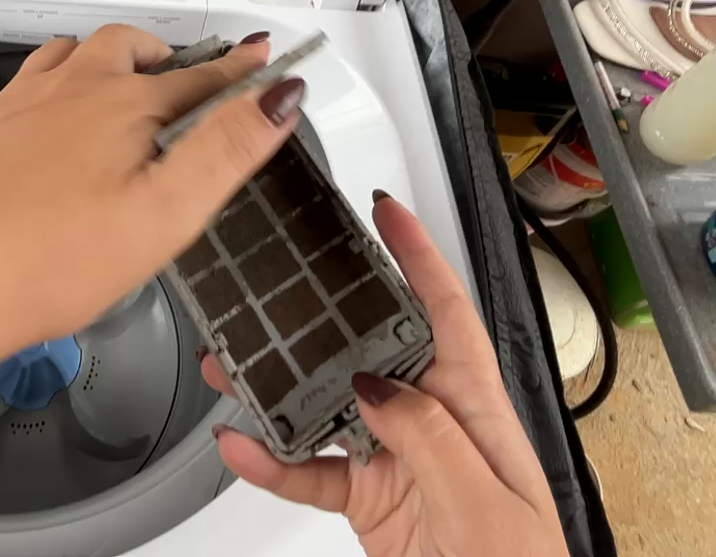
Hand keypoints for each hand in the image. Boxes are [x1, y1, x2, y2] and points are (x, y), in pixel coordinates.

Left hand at [0, 24, 304, 354]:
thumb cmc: (44, 257)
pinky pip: (33, 77)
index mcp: (123, 105)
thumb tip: (277, 97)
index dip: (238, 69)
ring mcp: (24, 105)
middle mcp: (71, 90)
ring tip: (127, 78)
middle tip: (189, 75)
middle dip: (169, 57)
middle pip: (132, 49)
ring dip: (111, 57)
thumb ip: (225, 148)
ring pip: (77, 54)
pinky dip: (60, 77)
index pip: (199, 77)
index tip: (260, 57)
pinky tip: (55, 105)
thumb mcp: (165, 211)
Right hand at [202, 195, 567, 556]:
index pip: (443, 309)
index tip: (386, 211)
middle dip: (318, 314)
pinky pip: (309, 466)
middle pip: (364, 345)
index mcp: (471, 401)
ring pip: (325, 400)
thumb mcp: (484, 503)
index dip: (418, 254)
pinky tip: (243, 446)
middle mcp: (427, 415)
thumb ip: (428, 435)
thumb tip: (371, 386)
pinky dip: (273, 458)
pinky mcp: (364, 493)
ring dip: (277, 383)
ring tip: (231, 364)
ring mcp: (392, 453)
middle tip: (273, 286)